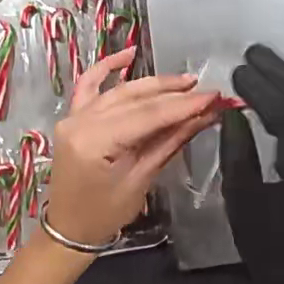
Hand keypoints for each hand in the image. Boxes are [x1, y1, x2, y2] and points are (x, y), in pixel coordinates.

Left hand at [42, 48, 221, 247]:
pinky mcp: (72, 118)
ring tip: (184, 81)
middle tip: (205, 89)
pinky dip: (107, 68)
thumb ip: (170, 142)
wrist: (69, 229)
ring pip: (119, 92)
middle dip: (172, 93)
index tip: (214, 96)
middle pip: (134, 100)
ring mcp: (73, 118)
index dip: (183, 105)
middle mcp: (79, 123)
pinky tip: (128, 54)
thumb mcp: (141, 179)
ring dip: (152, 84)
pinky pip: (89, 86)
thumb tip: (203, 116)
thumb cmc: (104, 214)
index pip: (147, 116)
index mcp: (94, 142)